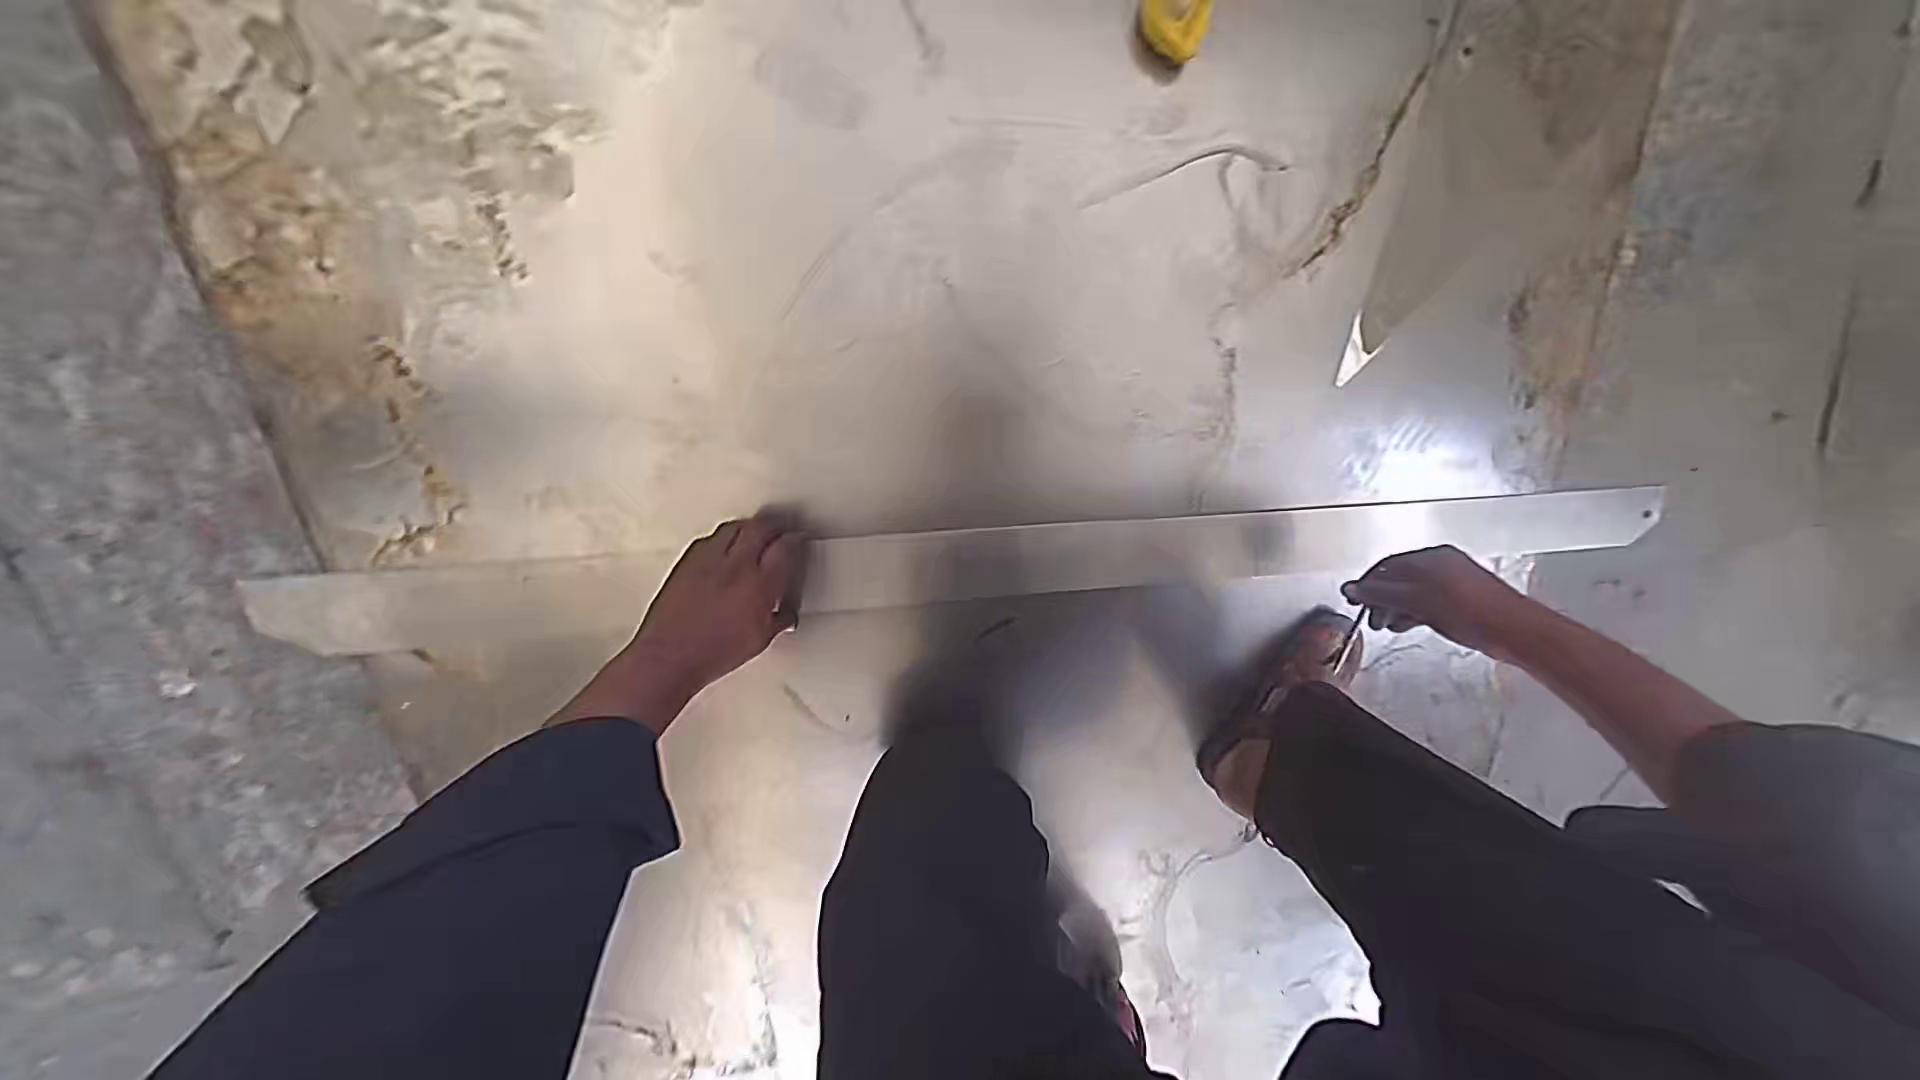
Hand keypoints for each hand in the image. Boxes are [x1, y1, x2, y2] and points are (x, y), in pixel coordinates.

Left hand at [627, 515, 806, 693]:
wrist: (669, 658)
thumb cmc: (710, 653)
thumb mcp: (759, 640)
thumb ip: (779, 619)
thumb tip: (786, 613)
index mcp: (760, 585)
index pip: (786, 546)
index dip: (797, 540)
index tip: (798, 541)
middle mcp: (735, 567)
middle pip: (761, 526)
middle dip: (775, 526)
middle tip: (779, 533)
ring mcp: (708, 560)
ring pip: (735, 527)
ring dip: (749, 529)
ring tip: (755, 536)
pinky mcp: (686, 561)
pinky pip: (710, 538)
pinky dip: (723, 539)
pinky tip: (726, 549)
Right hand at [1341, 545, 1536, 660]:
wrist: (1516, 632)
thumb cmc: (1473, 613)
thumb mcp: (1415, 602)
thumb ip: (1380, 594)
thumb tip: (1352, 589)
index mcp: (1432, 557)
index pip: (1385, 566)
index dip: (1366, 584)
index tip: (1354, 599)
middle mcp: (1443, 563)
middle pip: (1398, 578)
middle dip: (1381, 598)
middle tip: (1370, 614)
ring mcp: (1455, 580)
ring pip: (1413, 590)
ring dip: (1397, 607)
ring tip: (1388, 622)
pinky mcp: (1464, 597)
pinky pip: (1428, 599)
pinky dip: (1414, 610)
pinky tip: (1410, 622)